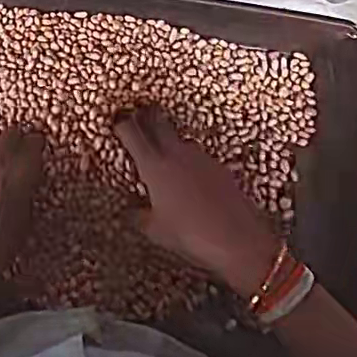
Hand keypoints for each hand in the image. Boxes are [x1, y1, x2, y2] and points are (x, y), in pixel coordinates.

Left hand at [0, 126, 43, 327]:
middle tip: (24, 149)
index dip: (38, 145)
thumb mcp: (24, 221)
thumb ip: (27, 192)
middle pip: (11, 134)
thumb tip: (27, 181)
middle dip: (19, 140)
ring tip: (2, 163)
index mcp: (19, 174)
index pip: (34, 144)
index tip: (40, 147)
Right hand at [115, 105, 280, 295]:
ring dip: (168, 139)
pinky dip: (188, 160)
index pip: (131, 130)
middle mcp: (176, 153)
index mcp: (153, 165)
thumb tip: (131, 211)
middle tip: (136, 116)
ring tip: (162, 153)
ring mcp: (200, 158)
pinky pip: (197, 156)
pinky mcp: (219, 167)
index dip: (121, 123)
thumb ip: (138, 216)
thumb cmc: (193, 235)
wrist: (240, 241)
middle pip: (157, 119)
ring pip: (178, 138)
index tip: (116, 122)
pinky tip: (188, 177)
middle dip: (145, 115)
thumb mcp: (156, 230)